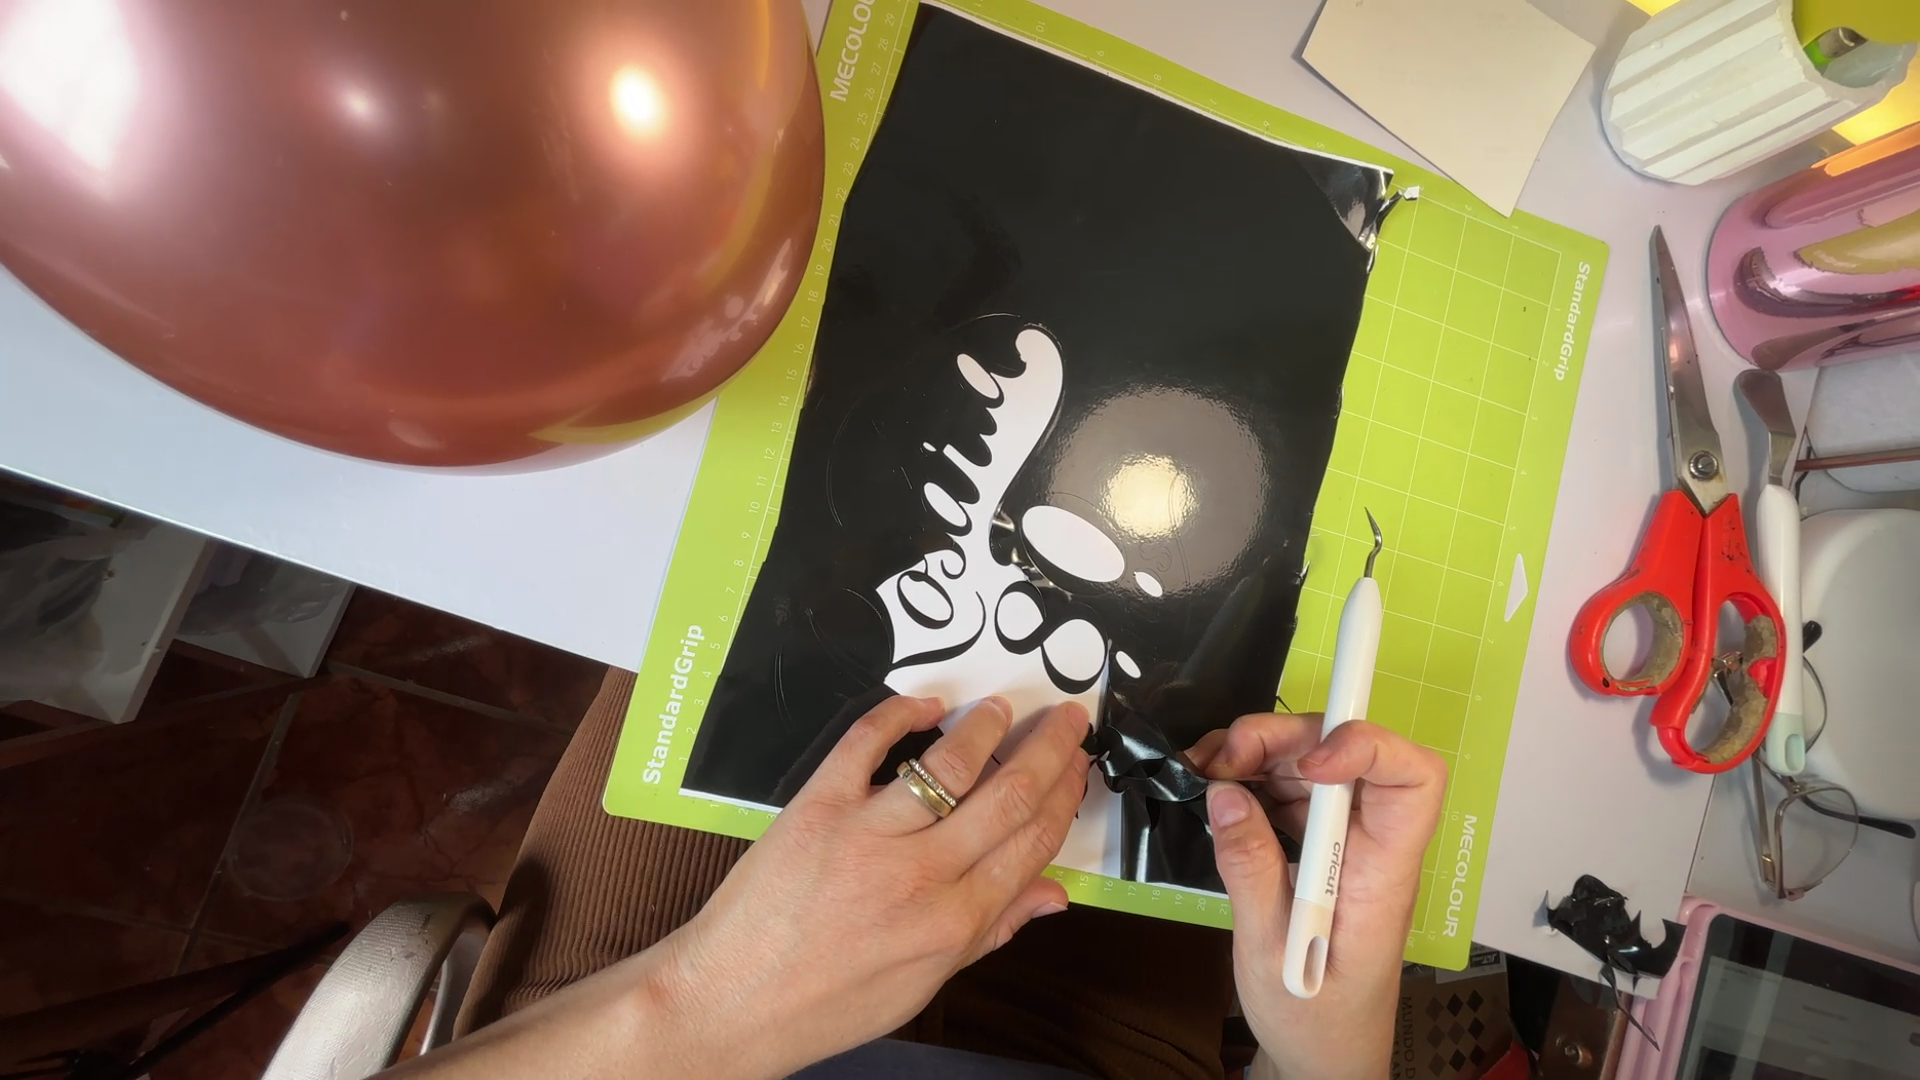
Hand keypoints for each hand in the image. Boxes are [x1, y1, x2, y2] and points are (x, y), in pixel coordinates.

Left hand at [656, 694, 1091, 1078]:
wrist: (730, 1001)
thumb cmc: (828, 1000)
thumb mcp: (923, 985)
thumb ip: (992, 931)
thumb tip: (1052, 894)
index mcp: (952, 922)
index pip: (1031, 843)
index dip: (1063, 797)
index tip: (1076, 768)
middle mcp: (919, 874)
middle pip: (1008, 794)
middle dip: (1049, 749)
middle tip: (1067, 719)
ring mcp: (867, 833)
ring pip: (949, 764)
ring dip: (986, 727)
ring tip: (1004, 708)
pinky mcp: (820, 803)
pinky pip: (868, 742)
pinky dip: (899, 713)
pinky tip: (926, 705)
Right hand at [1188, 715, 1446, 1079]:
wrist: (1319, 1053)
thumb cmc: (1310, 1016)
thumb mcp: (1269, 949)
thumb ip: (1250, 869)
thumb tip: (1224, 792)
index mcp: (1382, 870)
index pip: (1412, 782)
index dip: (1367, 748)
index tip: (1306, 765)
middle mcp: (1366, 840)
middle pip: (1346, 754)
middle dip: (1281, 738)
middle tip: (1220, 759)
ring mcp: (1337, 836)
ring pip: (1308, 758)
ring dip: (1253, 749)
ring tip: (1202, 768)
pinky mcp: (1309, 839)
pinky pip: (1283, 783)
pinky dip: (1244, 772)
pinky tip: (1211, 785)